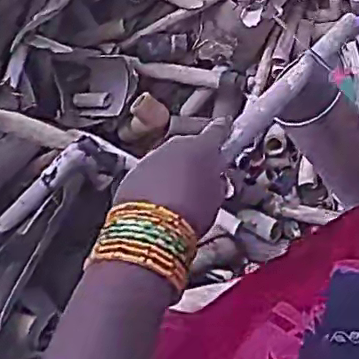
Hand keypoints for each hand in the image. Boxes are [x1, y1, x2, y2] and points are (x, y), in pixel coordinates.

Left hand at [113, 118, 227, 228]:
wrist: (149, 230)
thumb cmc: (188, 215)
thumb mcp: (216, 199)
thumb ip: (219, 181)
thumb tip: (218, 180)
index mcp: (203, 146)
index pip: (217, 131)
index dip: (222, 130)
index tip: (225, 128)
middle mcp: (176, 145)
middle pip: (189, 145)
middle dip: (195, 159)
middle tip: (201, 180)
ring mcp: (152, 157)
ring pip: (167, 158)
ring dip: (173, 171)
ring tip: (179, 197)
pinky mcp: (133, 173)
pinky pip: (149, 173)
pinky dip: (154, 183)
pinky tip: (159, 203)